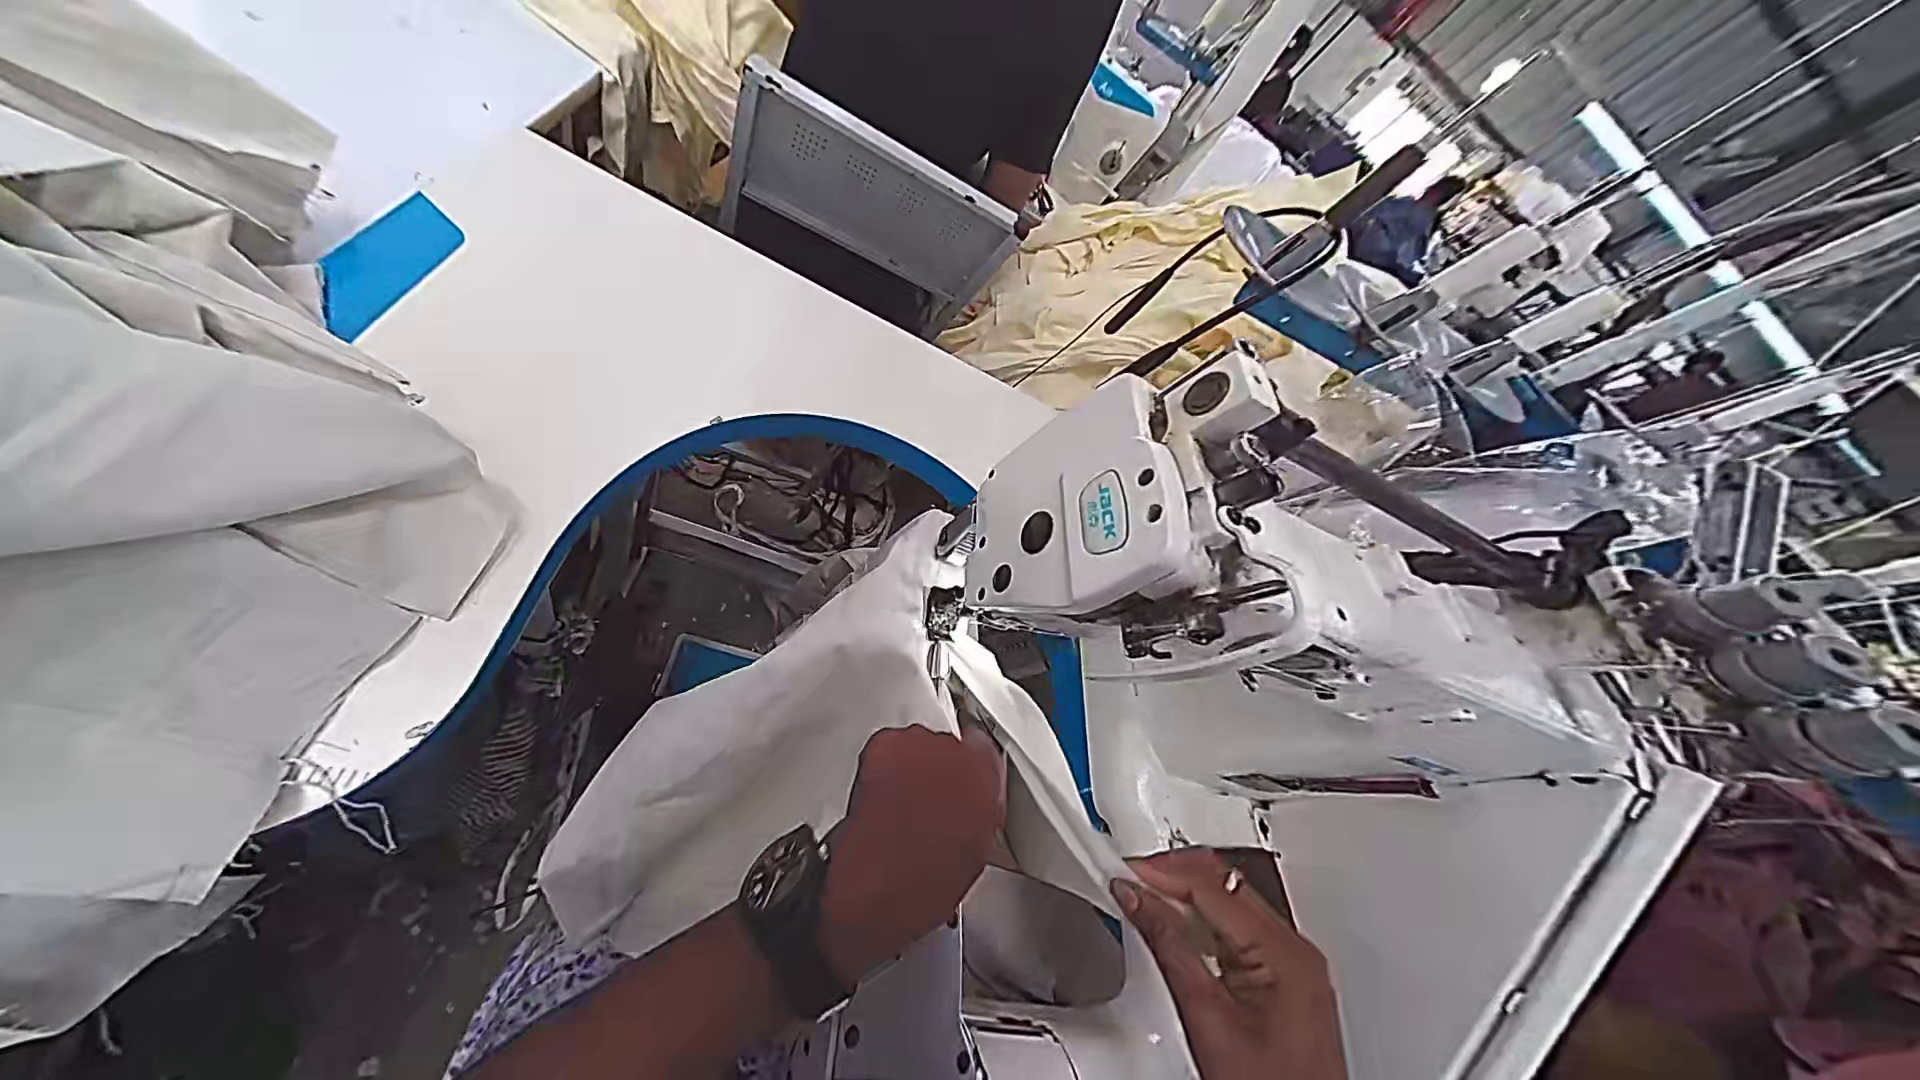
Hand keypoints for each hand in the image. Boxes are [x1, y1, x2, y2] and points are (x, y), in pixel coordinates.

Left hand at [819, 725, 1004, 983]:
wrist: (875, 887)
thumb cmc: (922, 882)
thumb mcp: (975, 850)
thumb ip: (980, 810)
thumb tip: (973, 802)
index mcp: (987, 778)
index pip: (986, 751)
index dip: (970, 770)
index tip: (960, 783)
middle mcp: (957, 752)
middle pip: (950, 747)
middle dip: (938, 769)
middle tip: (927, 801)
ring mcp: (919, 743)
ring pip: (918, 745)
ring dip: (912, 766)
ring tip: (901, 804)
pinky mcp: (884, 742)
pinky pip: (889, 747)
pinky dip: (884, 765)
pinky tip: (882, 796)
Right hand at [1114, 849, 1346, 1079]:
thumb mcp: (1206, 1017)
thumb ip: (1168, 947)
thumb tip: (1137, 899)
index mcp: (1282, 953)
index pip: (1210, 886)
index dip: (1160, 873)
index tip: (1124, 873)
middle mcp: (1293, 948)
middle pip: (1221, 882)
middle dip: (1169, 874)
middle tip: (1128, 880)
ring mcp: (1291, 960)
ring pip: (1228, 896)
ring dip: (1182, 891)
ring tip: (1142, 898)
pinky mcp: (1282, 972)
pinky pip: (1235, 922)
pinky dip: (1199, 914)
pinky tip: (1172, 922)